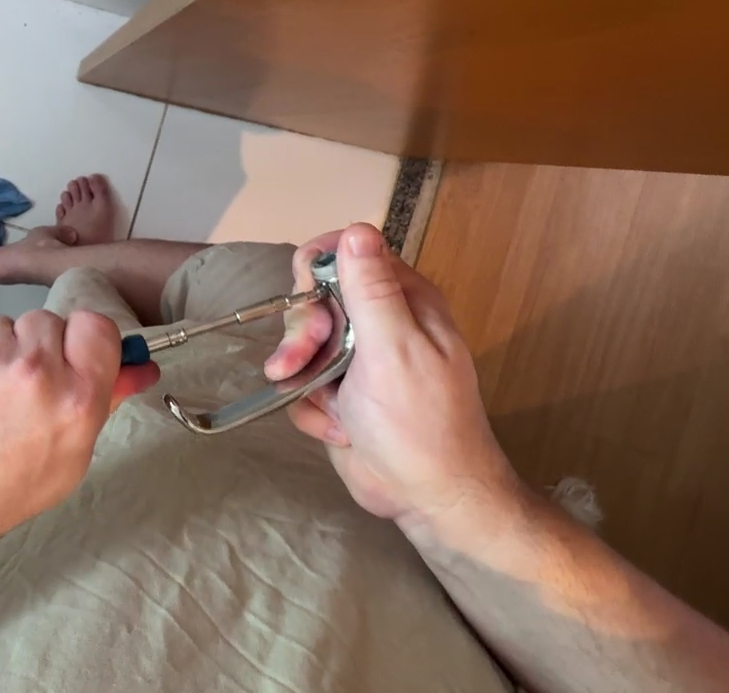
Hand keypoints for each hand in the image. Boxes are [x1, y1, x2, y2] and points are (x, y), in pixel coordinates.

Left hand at [0, 310, 158, 559]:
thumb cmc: (3, 488)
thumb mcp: (69, 457)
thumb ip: (107, 401)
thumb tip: (144, 364)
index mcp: (73, 397)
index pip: (96, 325)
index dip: (83, 343)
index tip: (70, 361)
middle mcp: (28, 366)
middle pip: (46, 321)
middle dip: (36, 348)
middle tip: (18, 390)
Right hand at [265, 224, 524, 529]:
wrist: (427, 501)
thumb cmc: (419, 424)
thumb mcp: (393, 349)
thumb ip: (372, 289)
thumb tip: (358, 227)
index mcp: (404, 302)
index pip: (347, 253)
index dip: (318, 269)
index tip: (307, 296)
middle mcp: (380, 323)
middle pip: (314, 301)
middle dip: (303, 334)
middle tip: (303, 361)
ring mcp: (357, 359)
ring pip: (302, 343)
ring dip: (302, 376)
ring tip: (324, 407)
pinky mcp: (338, 392)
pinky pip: (302, 382)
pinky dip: (311, 406)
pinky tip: (338, 427)